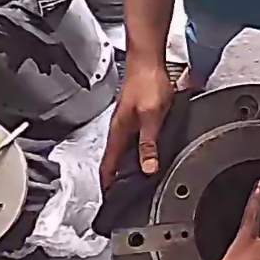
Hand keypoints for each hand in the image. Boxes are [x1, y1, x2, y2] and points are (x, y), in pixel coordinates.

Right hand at [101, 57, 173, 186]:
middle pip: (115, 160)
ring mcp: (127, 121)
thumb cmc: (148, 82)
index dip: (107, 183)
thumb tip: (148, 167)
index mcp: (119, 132)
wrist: (148, 60)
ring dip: (128, 166)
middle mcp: (120, 128)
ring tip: (136, 181)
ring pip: (124, 150)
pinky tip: (148, 154)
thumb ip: (149, 143)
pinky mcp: (136, 115)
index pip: (108, 164)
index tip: (108, 199)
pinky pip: (133, 140)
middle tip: (124, 196)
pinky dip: (137, 152)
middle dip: (118, 179)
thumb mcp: (152, 117)